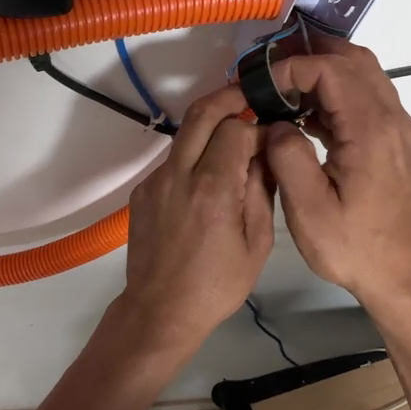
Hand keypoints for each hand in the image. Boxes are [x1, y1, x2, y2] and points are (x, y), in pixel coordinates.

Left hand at [119, 87, 274, 352]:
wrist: (160, 310)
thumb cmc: (216, 284)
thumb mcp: (257, 243)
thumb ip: (263, 189)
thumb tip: (266, 151)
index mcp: (213, 189)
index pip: (235, 128)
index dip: (255, 127)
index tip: (269, 138)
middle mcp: (178, 176)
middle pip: (201, 113)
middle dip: (228, 98)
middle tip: (248, 98)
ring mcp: (155, 183)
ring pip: (183, 136)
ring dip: (208, 130)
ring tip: (232, 142)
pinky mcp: (141, 193)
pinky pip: (171, 162)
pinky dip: (192, 159)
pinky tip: (206, 182)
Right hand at [261, 38, 410, 300]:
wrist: (396, 273)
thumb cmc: (350, 246)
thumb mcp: (307, 208)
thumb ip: (287, 156)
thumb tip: (275, 124)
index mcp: (370, 130)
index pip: (330, 69)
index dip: (289, 68)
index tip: (257, 88)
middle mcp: (391, 119)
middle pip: (352, 61)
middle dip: (307, 58)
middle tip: (265, 74)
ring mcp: (397, 129)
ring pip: (363, 75)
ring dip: (322, 72)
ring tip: (280, 90)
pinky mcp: (394, 142)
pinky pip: (366, 97)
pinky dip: (334, 93)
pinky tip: (303, 115)